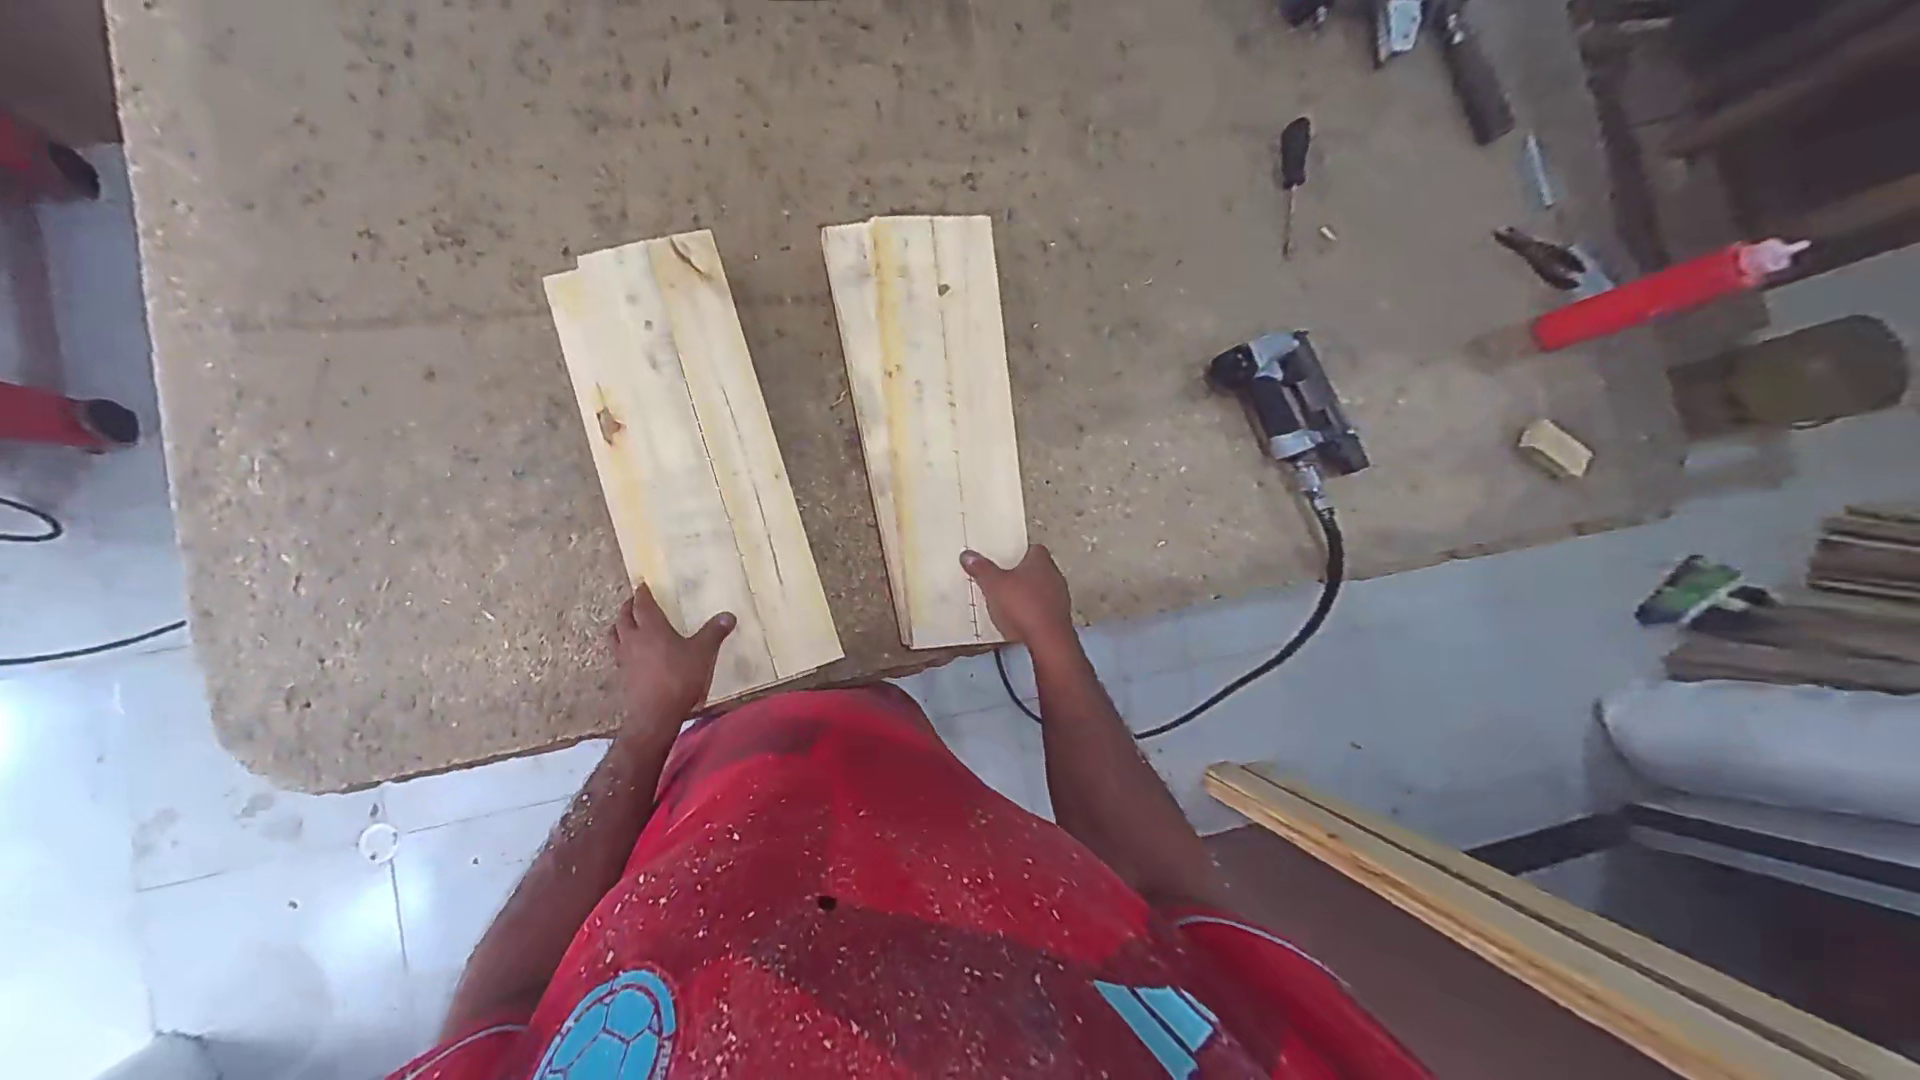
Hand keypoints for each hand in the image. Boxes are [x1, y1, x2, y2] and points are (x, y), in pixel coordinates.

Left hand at [606, 586, 735, 736]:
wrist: (655, 714)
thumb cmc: (679, 677)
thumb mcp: (703, 653)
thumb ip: (714, 632)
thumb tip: (729, 615)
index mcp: (651, 628)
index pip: (642, 605)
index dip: (642, 593)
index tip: (643, 585)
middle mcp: (633, 639)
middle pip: (623, 617)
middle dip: (628, 606)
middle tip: (634, 601)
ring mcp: (624, 658)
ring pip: (615, 634)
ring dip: (619, 625)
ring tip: (626, 623)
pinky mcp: (622, 675)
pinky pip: (617, 652)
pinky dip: (621, 645)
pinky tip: (631, 651)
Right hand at [960, 544, 1075, 649]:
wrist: (1047, 642)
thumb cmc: (1023, 607)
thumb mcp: (993, 585)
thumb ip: (981, 569)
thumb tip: (969, 555)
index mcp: (1040, 561)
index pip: (1033, 549)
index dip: (1018, 553)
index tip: (1004, 558)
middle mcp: (1054, 577)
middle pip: (1037, 570)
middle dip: (1020, 575)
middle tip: (1001, 580)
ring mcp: (1060, 599)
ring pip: (1041, 591)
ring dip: (1027, 596)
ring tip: (1007, 603)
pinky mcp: (1059, 619)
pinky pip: (1043, 611)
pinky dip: (1031, 613)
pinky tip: (1017, 621)